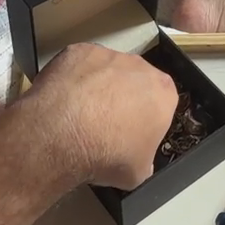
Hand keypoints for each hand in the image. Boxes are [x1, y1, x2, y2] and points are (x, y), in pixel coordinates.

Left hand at [15, 44, 177, 190]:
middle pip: (136, 80)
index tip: (133, 132)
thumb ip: (146, 159)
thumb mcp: (139, 172)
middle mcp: (140, 67)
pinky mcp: (80, 51)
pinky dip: (75, 77)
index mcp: (163, 93)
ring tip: (81, 113)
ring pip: (108, 69)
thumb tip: (138, 160)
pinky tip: (66, 99)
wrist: (62, 137)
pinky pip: (81, 63)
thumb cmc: (104, 153)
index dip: (146, 118)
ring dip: (99, 86)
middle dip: (124, 98)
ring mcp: (109, 56)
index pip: (161, 102)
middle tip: (106, 124)